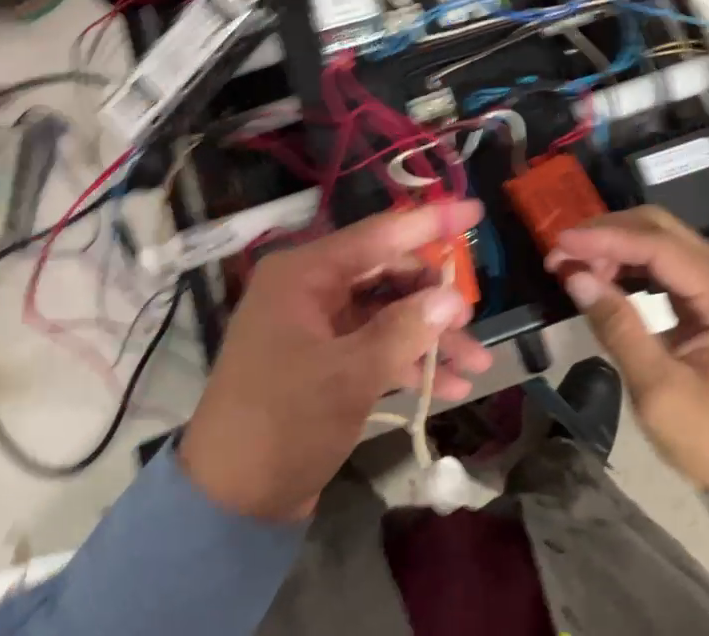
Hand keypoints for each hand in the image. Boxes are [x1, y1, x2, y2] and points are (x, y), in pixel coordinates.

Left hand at [178, 201, 493, 522]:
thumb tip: (452, 297)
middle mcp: (308, 290)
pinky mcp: (323, 361)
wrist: (231, 498)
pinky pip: (375, 345)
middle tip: (474, 325)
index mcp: (303, 274)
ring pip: (387, 314)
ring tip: (477, 366)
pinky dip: (409, 361)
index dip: (429, 223)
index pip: (378, 235)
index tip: (475, 210)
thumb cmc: (284, 422)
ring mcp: (315, 327)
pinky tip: (450, 387)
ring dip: (431, 338)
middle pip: (387, 274)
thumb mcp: (350, 375)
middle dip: (435, 300)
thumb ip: (404, 329)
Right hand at [546, 206, 708, 519]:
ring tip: (573, 266)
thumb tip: (575, 276)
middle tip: (561, 254)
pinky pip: (670, 268)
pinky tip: (604, 277)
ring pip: (666, 244)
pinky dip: (633, 266)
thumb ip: (618, 328)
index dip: (606, 238)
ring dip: (618, 247)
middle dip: (609, 235)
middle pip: (665, 232)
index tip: (558, 244)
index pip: (660, 247)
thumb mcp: (659, 392)